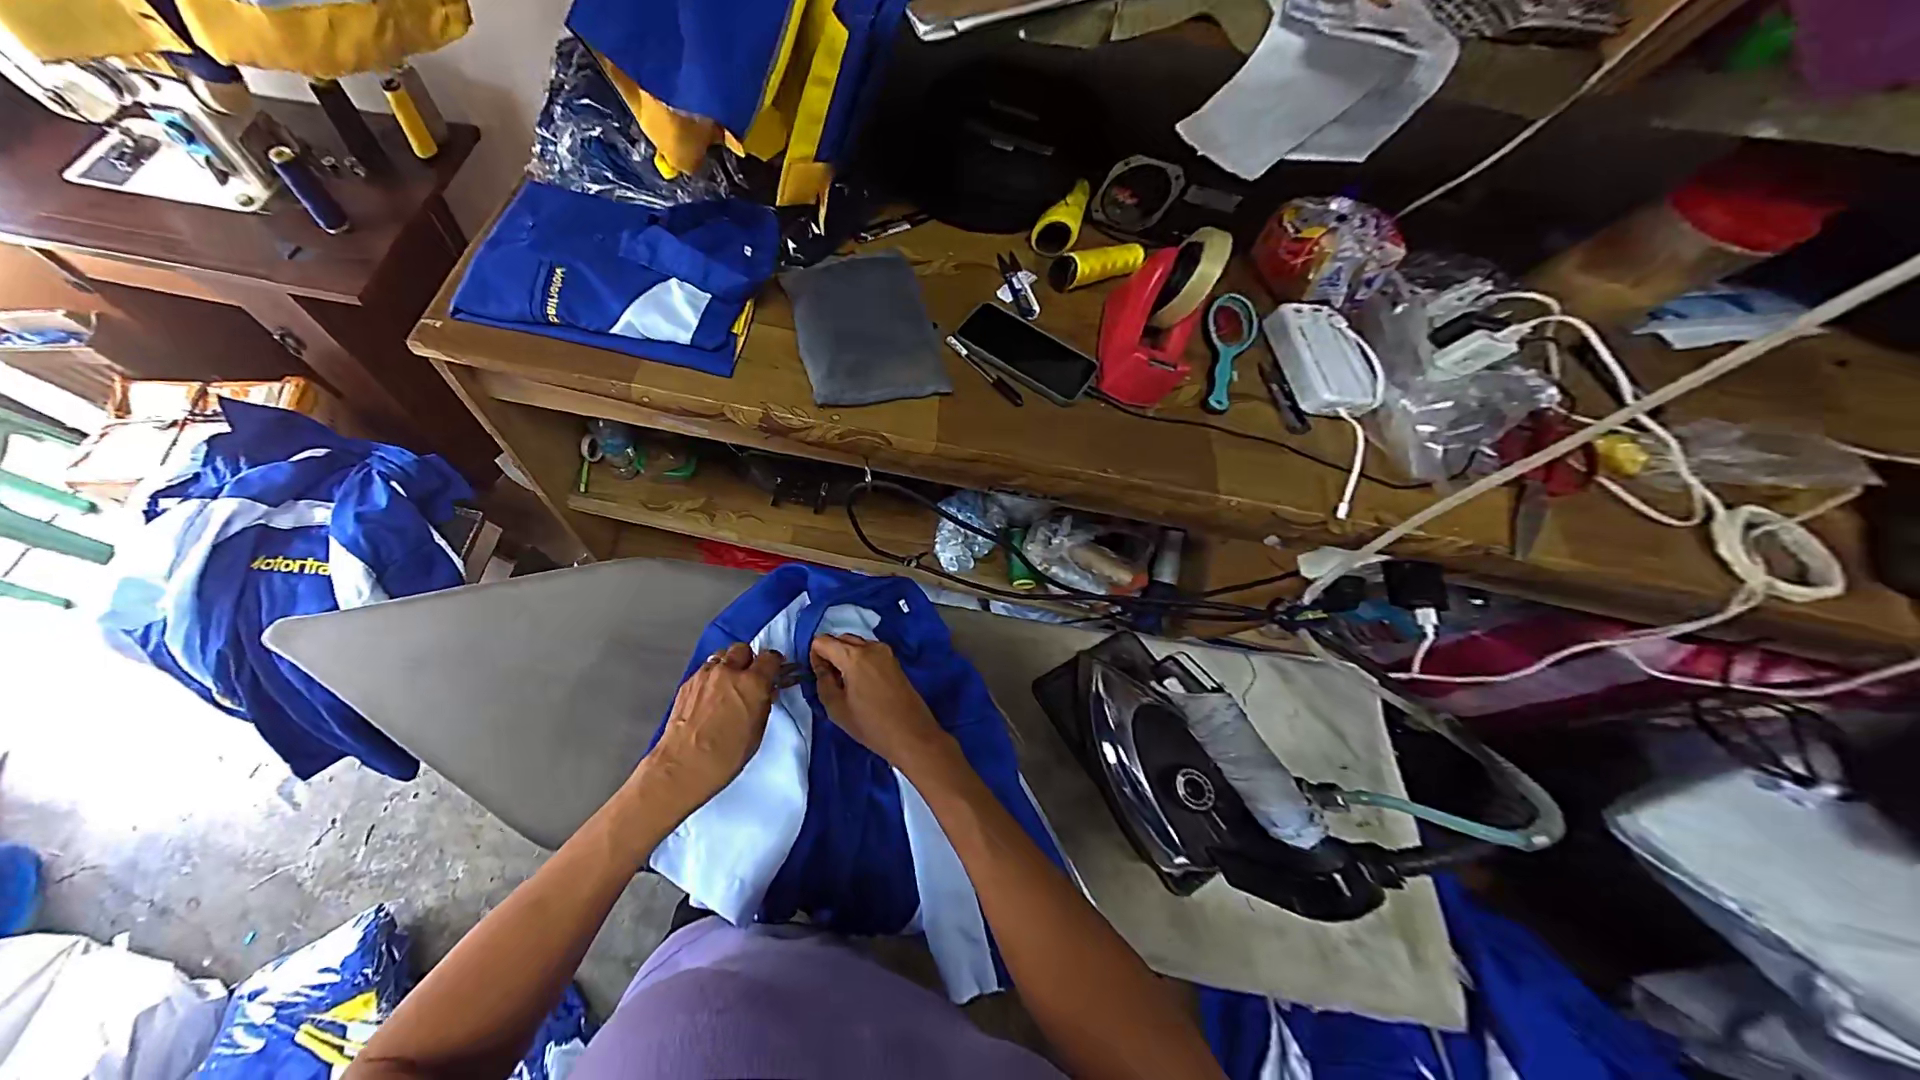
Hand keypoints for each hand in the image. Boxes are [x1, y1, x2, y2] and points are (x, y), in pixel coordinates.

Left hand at [640, 643, 783, 815]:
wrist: (684, 764)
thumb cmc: (727, 753)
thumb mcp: (758, 728)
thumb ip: (763, 702)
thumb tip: (765, 691)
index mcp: (753, 682)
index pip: (770, 657)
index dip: (774, 663)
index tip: (774, 671)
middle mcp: (729, 671)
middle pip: (742, 649)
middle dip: (748, 659)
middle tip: (750, 676)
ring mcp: (705, 675)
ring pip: (721, 656)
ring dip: (728, 665)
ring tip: (728, 683)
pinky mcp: (687, 683)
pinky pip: (705, 670)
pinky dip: (712, 676)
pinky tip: (710, 694)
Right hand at [809, 634, 951, 769]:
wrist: (912, 734)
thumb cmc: (871, 724)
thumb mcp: (836, 708)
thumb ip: (823, 681)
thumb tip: (820, 665)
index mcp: (854, 655)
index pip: (823, 641)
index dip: (815, 655)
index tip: (818, 675)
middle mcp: (871, 646)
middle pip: (841, 639)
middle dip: (831, 654)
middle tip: (830, 680)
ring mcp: (886, 652)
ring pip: (856, 644)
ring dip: (846, 656)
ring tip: (846, 684)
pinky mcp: (895, 661)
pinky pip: (870, 652)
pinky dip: (860, 660)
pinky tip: (862, 684)